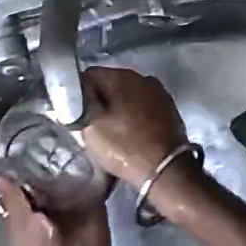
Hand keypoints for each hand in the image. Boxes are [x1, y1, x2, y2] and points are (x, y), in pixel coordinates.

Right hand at [81, 66, 186, 187]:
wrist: (166, 170)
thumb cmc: (124, 146)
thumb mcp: (90, 126)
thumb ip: (79, 104)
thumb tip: (75, 91)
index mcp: (122, 75)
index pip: (90, 74)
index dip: (78, 92)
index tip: (75, 112)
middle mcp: (142, 77)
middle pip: (111, 83)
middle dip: (100, 100)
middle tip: (91, 123)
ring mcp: (159, 92)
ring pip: (128, 95)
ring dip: (119, 107)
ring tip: (112, 130)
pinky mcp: (170, 109)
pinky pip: (144, 107)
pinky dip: (135, 115)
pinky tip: (132, 133)